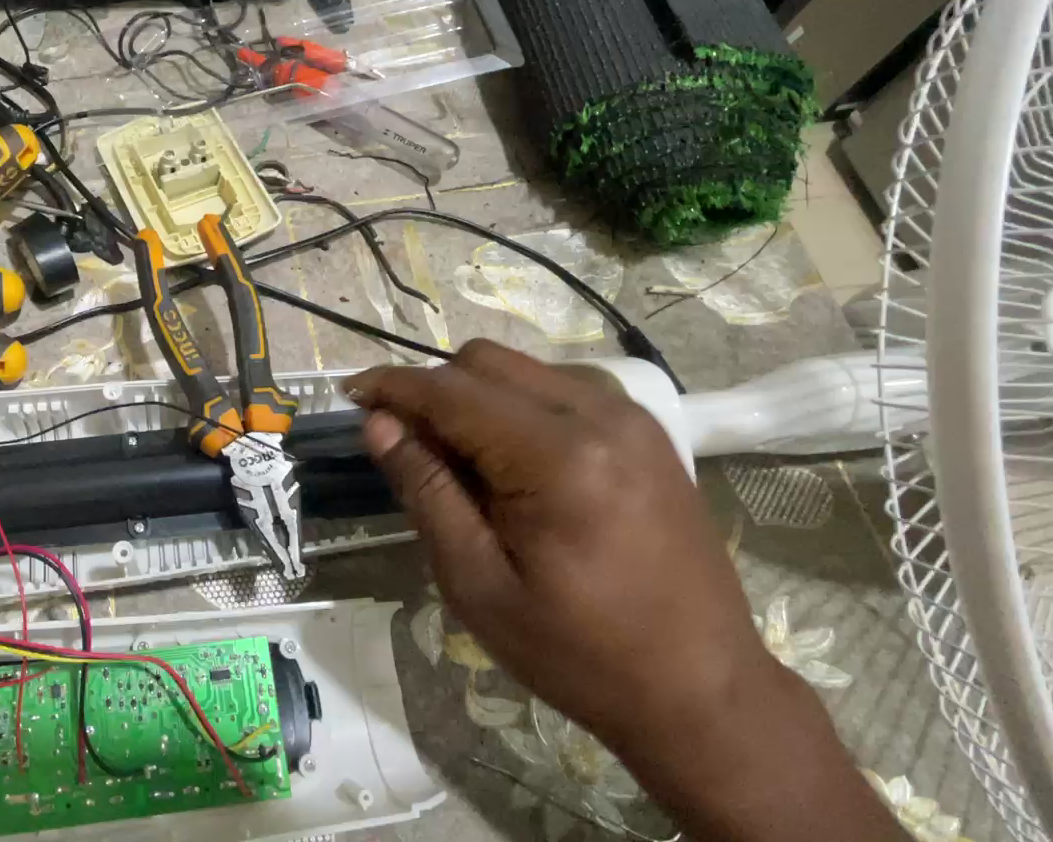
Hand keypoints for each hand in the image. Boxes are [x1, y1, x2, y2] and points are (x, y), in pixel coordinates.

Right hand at [346, 342, 905, 841]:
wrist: (701, 691)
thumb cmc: (577, 652)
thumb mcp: (476, 583)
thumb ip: (425, 490)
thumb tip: (378, 423)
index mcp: (558, 457)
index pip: (451, 392)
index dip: (392, 386)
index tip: (350, 394)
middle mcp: (600, 416)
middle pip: (484, 362)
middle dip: (431, 388)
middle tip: (403, 443)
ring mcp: (632, 419)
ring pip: (521, 369)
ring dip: (472, 395)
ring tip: (456, 460)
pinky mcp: (646, 432)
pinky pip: (558, 388)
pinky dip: (514, 405)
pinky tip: (509, 461)